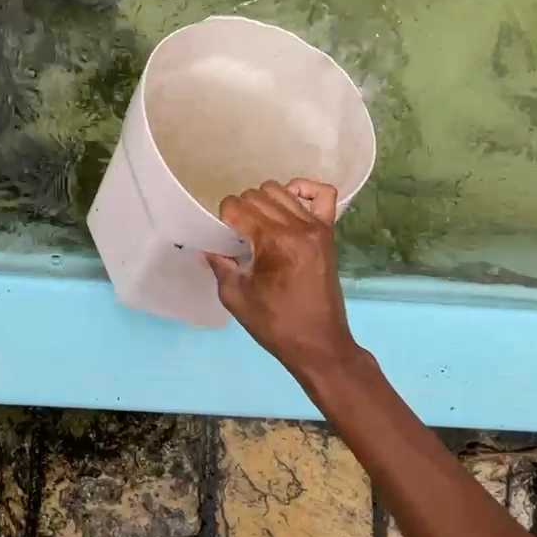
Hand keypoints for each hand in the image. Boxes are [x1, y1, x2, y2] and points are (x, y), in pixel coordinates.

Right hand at [204, 179, 361, 381]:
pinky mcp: (329, 233)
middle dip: (240, 212)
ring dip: (263, 203)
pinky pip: (322, 194)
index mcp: (274, 242)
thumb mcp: (235, 297)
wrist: (320, 346)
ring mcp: (316, 227)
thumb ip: (219, 264)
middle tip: (239, 238)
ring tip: (260, 227)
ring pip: (280, 191)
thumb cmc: (275, 324)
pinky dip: (303, 190)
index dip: (223, 220)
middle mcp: (297, 227)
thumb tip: (207, 246)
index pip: (236, 207)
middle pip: (255, 196)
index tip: (224, 241)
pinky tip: (289, 204)